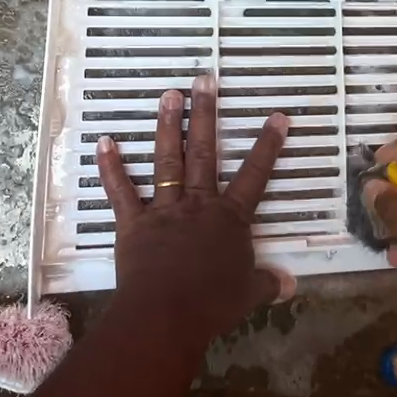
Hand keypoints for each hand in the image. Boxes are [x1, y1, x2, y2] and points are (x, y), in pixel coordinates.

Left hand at [94, 75, 292, 350]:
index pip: (255, 174)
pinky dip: (111, 167)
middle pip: (205, 151)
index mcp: (229, 217)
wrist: (166, 317)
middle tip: (203, 79)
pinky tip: (104, 141)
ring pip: (168, 160)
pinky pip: (121, 191)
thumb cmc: (211, 304)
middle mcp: (198, 203)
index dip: (268, 145)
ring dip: (167, 125)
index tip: (277, 115)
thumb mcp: (247, 294)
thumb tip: (291, 285)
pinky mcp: (134, 222)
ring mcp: (165, 209)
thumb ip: (267, 283)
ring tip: (167, 94)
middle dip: (205, 113)